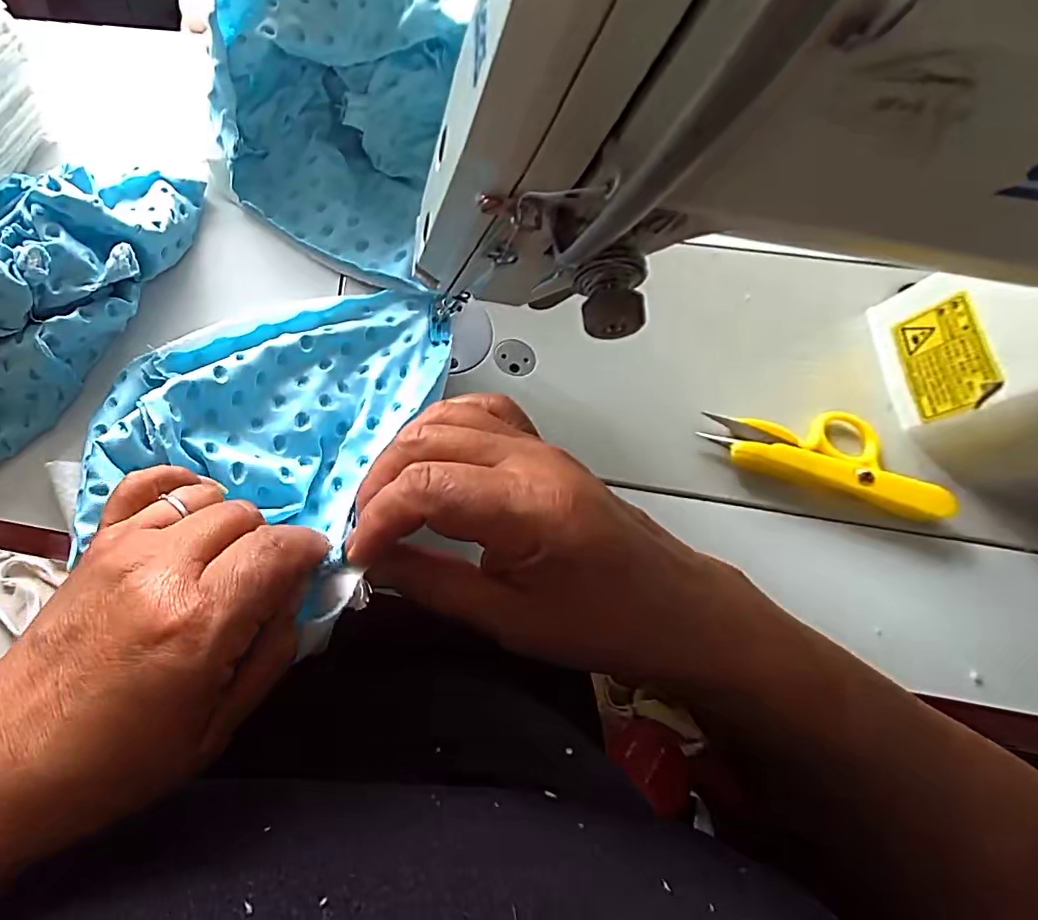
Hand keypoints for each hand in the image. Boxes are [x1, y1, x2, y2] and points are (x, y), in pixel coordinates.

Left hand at [0, 465, 326, 851]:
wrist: (16, 750)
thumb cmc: (119, 760)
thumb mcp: (215, 729)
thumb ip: (269, 654)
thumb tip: (294, 598)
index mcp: (199, 619)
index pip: (276, 550)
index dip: (306, 549)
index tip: (314, 561)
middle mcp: (165, 566)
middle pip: (245, 517)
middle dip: (268, 542)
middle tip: (264, 580)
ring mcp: (126, 545)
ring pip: (205, 497)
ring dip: (230, 521)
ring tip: (225, 558)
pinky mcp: (98, 541)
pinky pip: (147, 485)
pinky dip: (179, 487)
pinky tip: (190, 510)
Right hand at [346, 393, 775, 689]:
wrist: (678, 609)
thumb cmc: (603, 625)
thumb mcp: (508, 621)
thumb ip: (430, 584)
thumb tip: (372, 563)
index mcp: (527, 506)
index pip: (425, 486)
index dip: (377, 518)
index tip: (359, 553)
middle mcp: (529, 459)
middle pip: (425, 443)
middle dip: (379, 484)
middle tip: (365, 529)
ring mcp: (536, 445)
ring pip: (445, 418)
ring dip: (401, 453)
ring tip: (384, 497)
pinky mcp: (539, 445)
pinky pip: (476, 413)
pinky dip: (437, 429)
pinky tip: (425, 458)